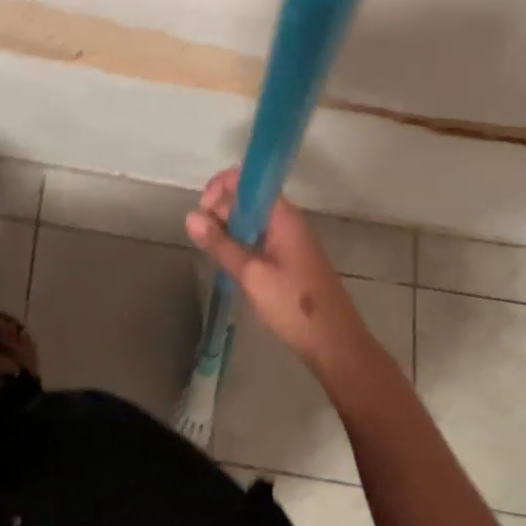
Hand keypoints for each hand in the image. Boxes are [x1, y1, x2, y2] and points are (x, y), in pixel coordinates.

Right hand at [184, 168, 370, 363]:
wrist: (335, 345)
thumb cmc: (294, 305)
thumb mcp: (251, 274)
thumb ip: (220, 244)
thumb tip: (190, 216)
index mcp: (283, 217)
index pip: (247, 181)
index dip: (220, 188)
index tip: (203, 213)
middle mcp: (287, 222)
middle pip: (247, 199)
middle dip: (220, 211)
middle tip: (204, 240)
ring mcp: (289, 241)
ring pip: (251, 221)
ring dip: (228, 230)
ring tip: (212, 253)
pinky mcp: (289, 260)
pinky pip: (258, 239)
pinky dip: (240, 244)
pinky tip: (229, 264)